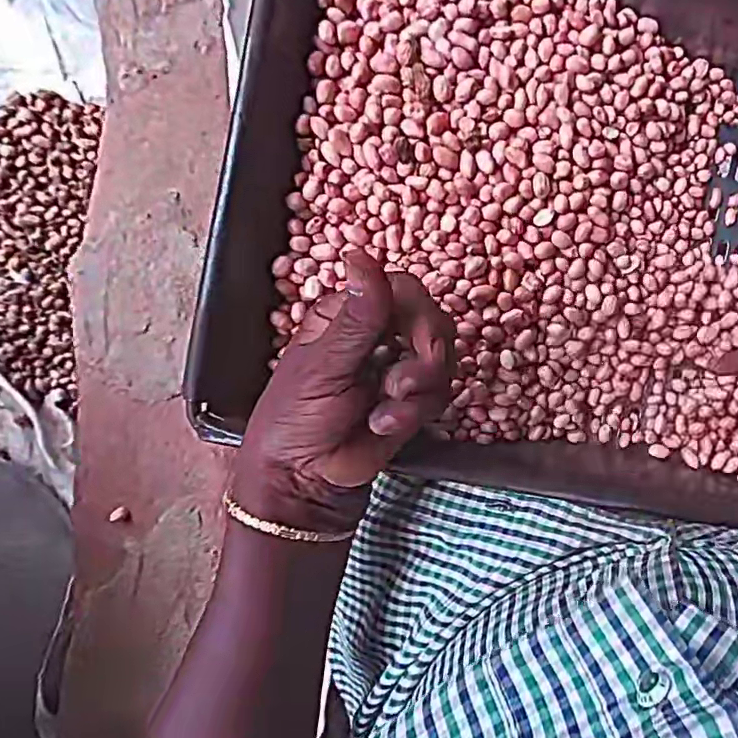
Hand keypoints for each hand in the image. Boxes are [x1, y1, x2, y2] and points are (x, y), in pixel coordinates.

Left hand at [231, 250, 453, 532]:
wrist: (303, 481)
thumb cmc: (293, 420)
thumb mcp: (323, 366)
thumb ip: (356, 318)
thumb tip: (361, 256)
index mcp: (349, 316)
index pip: (403, 291)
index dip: (419, 312)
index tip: (417, 338)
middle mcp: (379, 337)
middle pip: (433, 322)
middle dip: (427, 356)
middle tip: (402, 384)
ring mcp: (399, 368)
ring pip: (443, 359)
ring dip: (419, 390)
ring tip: (385, 412)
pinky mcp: (413, 401)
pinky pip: (440, 393)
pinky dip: (415, 413)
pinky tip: (385, 425)